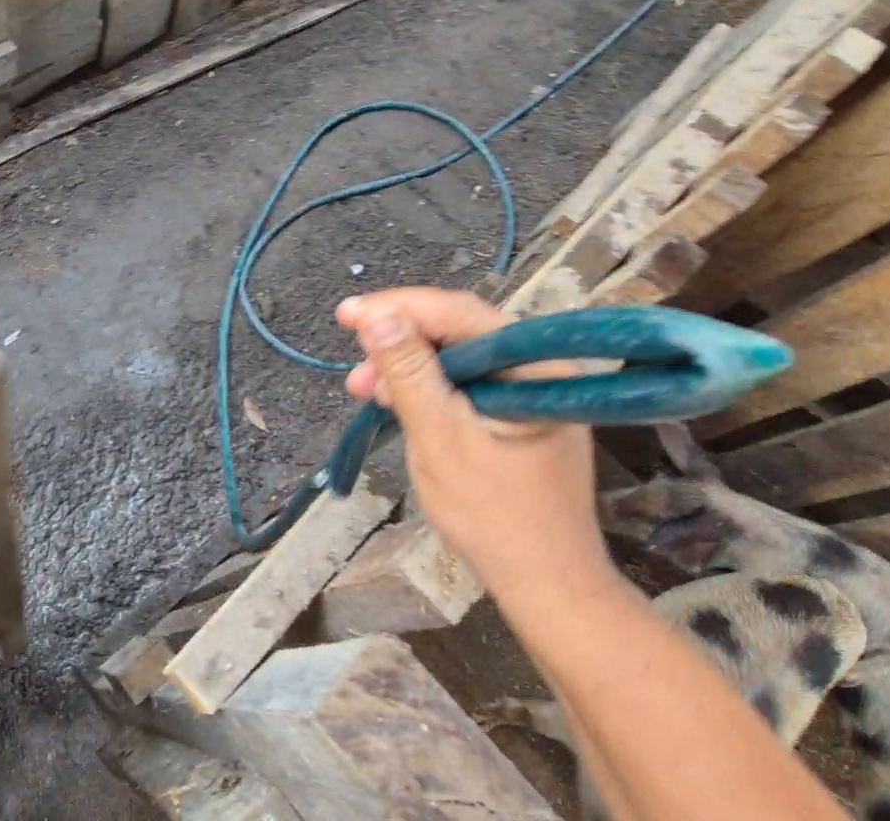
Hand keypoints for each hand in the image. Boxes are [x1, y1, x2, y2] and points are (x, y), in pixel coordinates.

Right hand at [336, 288, 615, 607]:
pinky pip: (465, 381)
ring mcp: (531, 390)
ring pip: (457, 356)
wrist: (544, 579)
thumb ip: (409, 374)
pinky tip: (394, 399)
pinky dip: (425, 386)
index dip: (397, 308)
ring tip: (361, 388)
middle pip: (458, 329)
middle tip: (350, 357)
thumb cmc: (492, 513)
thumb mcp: (438, 438)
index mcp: (535, 367)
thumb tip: (377, 318)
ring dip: (405, 366)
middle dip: (397, 340)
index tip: (345, 315)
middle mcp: (541, 367)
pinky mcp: (518, 411)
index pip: (458, 313)